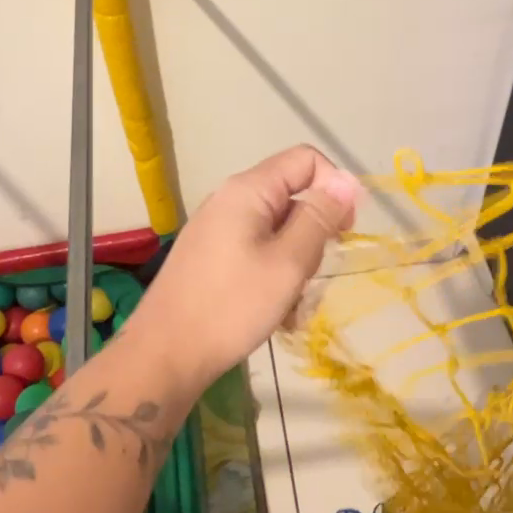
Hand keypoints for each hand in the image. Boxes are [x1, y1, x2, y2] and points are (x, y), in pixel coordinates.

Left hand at [124, 145, 358, 386]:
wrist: (166, 353)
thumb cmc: (231, 306)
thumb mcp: (288, 263)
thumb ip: (319, 218)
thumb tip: (347, 181)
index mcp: (248, 190)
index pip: (306, 159)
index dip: (334, 186)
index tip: (345, 230)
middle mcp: (230, 200)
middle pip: (292, 196)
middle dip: (314, 233)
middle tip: (309, 274)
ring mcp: (218, 229)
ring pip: (278, 231)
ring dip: (296, 262)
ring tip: (290, 302)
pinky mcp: (212, 257)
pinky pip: (258, 252)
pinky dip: (274, 275)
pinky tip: (273, 312)